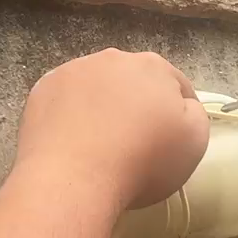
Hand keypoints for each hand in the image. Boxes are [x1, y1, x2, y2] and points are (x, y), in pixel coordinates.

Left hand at [13, 49, 210, 211]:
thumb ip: (195, 113)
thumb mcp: (195, 141)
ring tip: (98, 145)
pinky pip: (64, 100)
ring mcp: (73, 70)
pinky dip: (70, 114)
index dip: (178, 114)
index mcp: (154, 66)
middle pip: (133, 82)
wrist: (74, 178)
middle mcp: (113, 58)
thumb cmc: (142, 161)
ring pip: (96, 87)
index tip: (171, 141)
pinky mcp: (42, 89)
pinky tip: (71, 142)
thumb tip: (181, 104)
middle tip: (134, 144)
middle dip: (137, 105)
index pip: (176, 85)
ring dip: (102, 106)